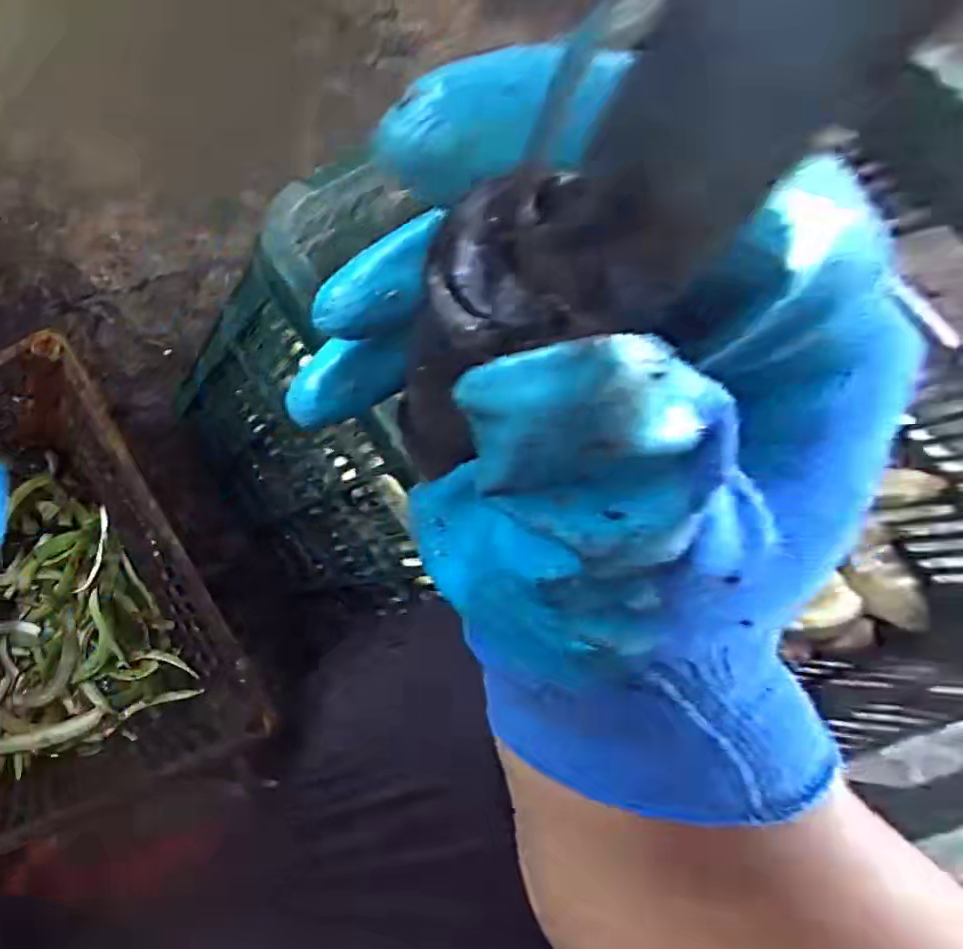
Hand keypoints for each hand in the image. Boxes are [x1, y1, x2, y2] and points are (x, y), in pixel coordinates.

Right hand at [284, 45, 924, 823]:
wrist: (601, 656)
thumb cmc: (645, 622)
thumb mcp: (654, 566)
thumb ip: (625, 472)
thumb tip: (538, 374)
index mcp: (786, 326)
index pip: (697, 174)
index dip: (565, 136)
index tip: (418, 136)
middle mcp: (692, 306)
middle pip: (560, 217)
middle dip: (435, 252)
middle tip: (339, 306)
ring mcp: (593, 336)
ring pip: (482, 275)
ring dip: (388, 314)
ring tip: (319, 377)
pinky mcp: (522, 368)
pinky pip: (441, 333)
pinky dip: (376, 358)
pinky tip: (326, 396)